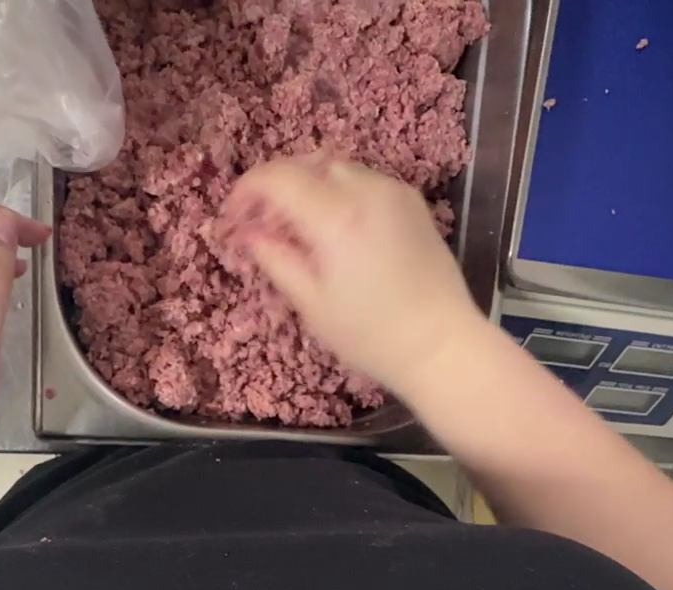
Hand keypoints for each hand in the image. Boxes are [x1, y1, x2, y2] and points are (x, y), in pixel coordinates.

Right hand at [221, 156, 488, 397]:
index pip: (277, 178)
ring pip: (336, 169)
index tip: (232, 217)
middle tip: (260, 222)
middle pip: (307, 163)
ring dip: (308, 187)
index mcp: (336, 217)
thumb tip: (248, 234)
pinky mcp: (412, 203)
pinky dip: (337, 194)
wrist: (440, 344)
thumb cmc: (371, 335)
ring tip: (296, 228)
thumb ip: (276, 260)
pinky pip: (363, 182)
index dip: (246, 191)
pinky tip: (333, 230)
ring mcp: (394, 192)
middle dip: (276, 185)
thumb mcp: (312, 304)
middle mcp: (366, 190)